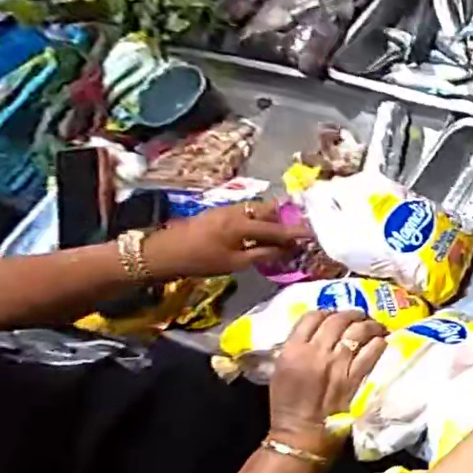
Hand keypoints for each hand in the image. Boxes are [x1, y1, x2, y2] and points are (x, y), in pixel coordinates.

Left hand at [145, 201, 302, 279]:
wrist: (156, 255)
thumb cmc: (198, 261)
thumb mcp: (236, 263)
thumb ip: (265, 254)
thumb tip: (289, 249)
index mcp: (242, 225)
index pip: (279, 228)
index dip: (299, 232)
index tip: (316, 234)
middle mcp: (235, 213)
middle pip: (269, 209)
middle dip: (287, 218)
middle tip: (298, 230)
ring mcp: (223, 211)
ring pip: (257, 209)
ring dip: (272, 218)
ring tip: (280, 232)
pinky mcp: (215, 214)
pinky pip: (245, 212)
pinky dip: (258, 219)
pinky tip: (259, 231)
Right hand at [268, 310, 388, 456]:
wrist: (304, 428)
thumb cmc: (289, 401)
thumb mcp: (281, 369)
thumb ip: (297, 348)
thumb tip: (318, 331)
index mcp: (292, 350)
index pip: (311, 317)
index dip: (327, 312)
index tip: (335, 315)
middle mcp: (316, 352)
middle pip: (338, 319)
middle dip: (353, 314)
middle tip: (360, 317)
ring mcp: (339, 363)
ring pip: (359, 330)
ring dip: (370, 324)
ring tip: (375, 326)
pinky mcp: (357, 374)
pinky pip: (373, 350)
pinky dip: (380, 342)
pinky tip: (382, 341)